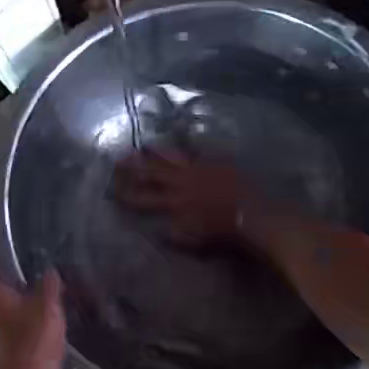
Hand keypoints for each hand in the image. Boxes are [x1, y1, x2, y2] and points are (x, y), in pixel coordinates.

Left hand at [0, 256, 66, 368]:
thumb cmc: (31, 345)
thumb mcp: (48, 310)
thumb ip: (48, 286)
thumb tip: (49, 272)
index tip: (8, 257)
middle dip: (4, 279)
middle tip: (29, 278)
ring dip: (10, 302)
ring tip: (36, 303)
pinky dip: (11, 321)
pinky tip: (34, 329)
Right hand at [115, 148, 262, 244]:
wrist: (256, 214)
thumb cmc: (225, 232)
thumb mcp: (197, 240)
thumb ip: (176, 235)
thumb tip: (159, 231)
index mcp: (174, 204)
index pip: (144, 199)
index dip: (127, 195)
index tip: (112, 191)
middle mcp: (181, 183)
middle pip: (152, 173)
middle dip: (133, 167)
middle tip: (118, 159)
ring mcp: (198, 169)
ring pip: (170, 157)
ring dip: (154, 151)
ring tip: (142, 145)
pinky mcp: (214, 161)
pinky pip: (196, 147)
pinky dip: (186, 139)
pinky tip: (179, 129)